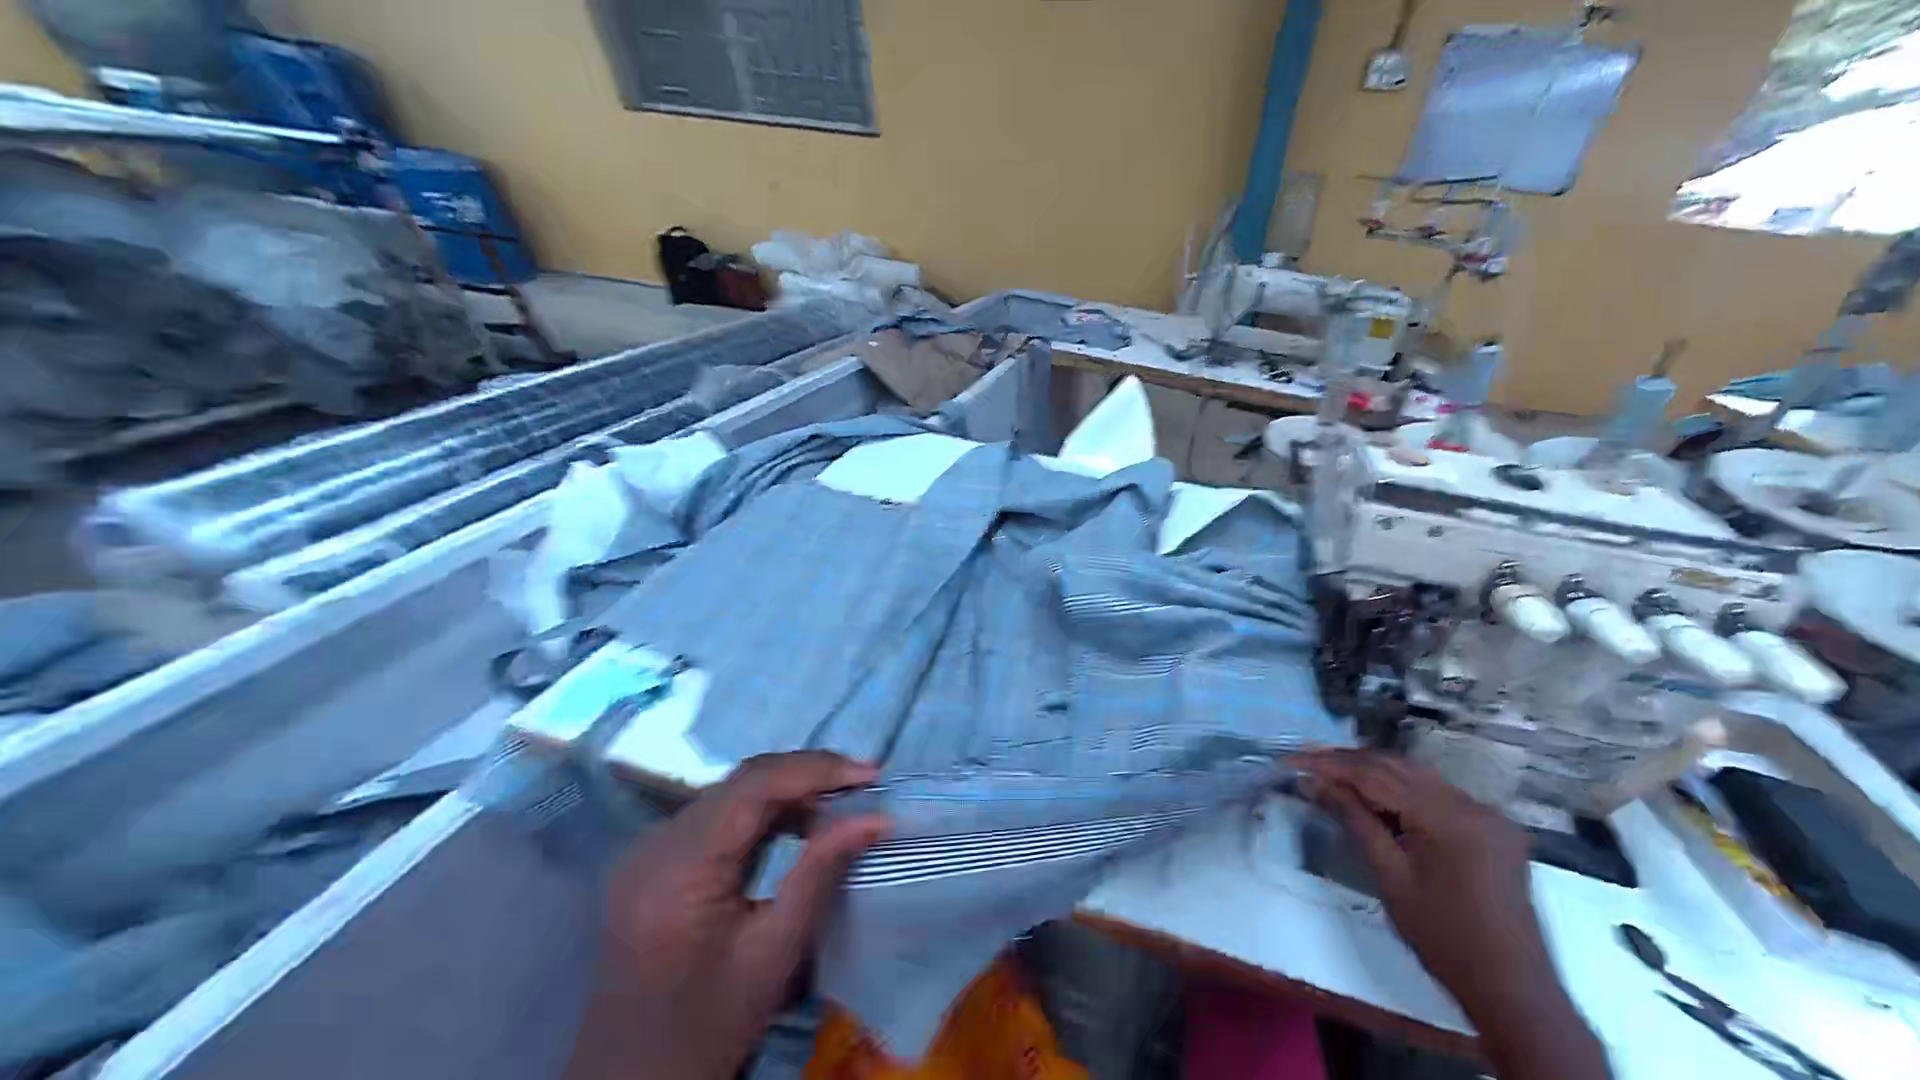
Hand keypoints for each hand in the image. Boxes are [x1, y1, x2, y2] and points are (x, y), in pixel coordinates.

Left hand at [564, 752, 889, 1079]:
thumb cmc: (707, 1029)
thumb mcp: (774, 955)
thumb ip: (821, 873)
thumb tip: (874, 819)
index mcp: (678, 869)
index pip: (752, 786)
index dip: (815, 769)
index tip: (870, 775)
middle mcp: (654, 844)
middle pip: (740, 783)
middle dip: (806, 776)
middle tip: (862, 786)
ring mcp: (646, 849)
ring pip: (729, 793)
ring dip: (786, 792)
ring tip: (838, 805)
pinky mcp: (651, 859)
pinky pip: (715, 816)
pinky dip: (760, 813)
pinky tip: (796, 826)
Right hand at [1297, 749, 1609, 1079]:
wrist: (1513, 988)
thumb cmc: (1443, 937)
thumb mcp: (1389, 876)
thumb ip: (1353, 820)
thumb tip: (1312, 783)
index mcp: (1448, 817)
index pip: (1375, 775)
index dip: (1329, 764)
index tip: (1292, 761)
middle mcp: (1471, 804)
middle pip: (1398, 766)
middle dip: (1348, 760)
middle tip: (1304, 758)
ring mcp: (1487, 814)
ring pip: (1417, 775)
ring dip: (1372, 770)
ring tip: (1330, 769)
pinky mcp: (1492, 827)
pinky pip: (1437, 793)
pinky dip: (1400, 787)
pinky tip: (1374, 793)